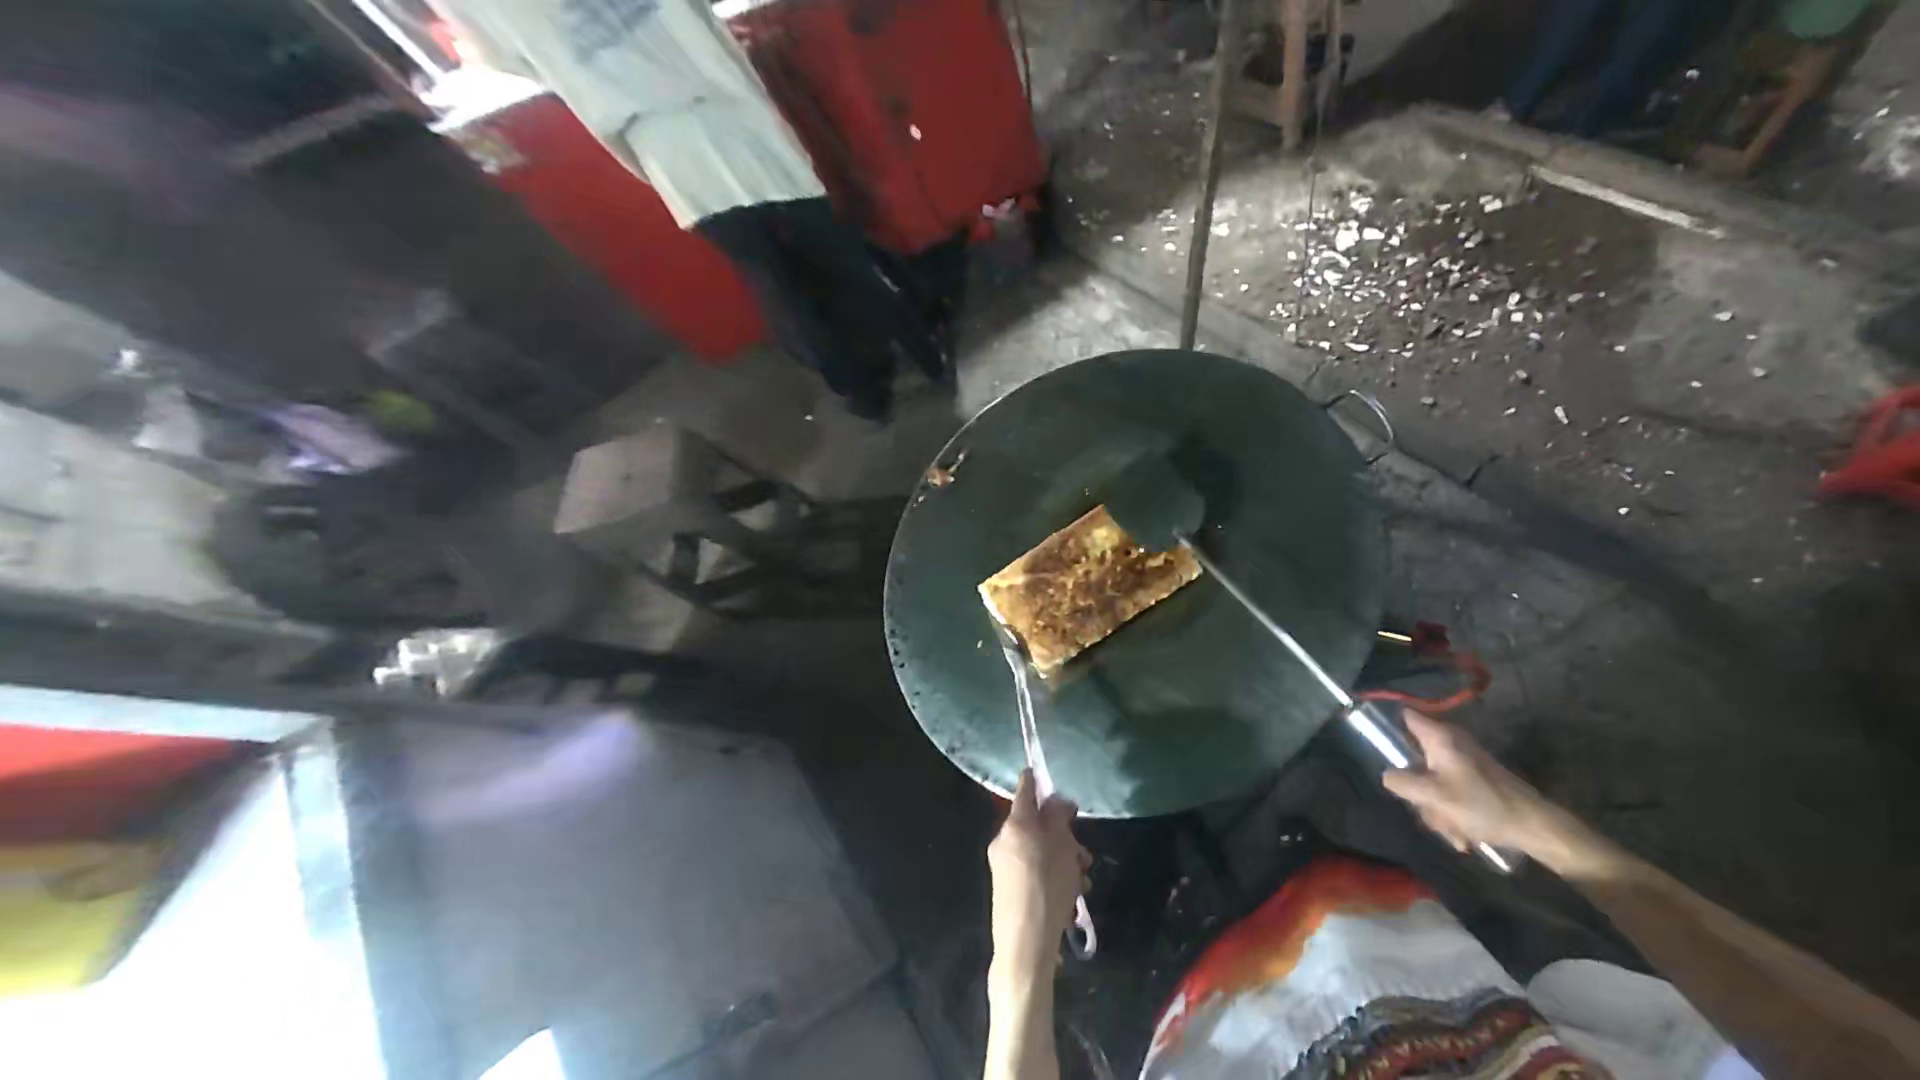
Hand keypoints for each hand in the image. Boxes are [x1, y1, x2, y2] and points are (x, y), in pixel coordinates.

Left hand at [988, 770, 1089, 979]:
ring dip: (1063, 860)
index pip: (1025, 789)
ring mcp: (1003, 865)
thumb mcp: (1062, 848)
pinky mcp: (1008, 888)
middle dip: (1063, 836)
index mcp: (1015, 824)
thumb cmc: (1047, 889)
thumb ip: (1059, 818)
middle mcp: (1004, 840)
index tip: (1045, 775)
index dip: (1037, 780)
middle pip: (1036, 824)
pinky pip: (1034, 870)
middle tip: (1083, 855)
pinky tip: (1071, 899)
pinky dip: (1052, 877)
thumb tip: (1057, 800)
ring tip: (1083, 882)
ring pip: (1039, 850)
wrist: (1024, 946)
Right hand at [1382, 711, 1619, 878]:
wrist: (1538, 829)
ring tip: (1448, 827)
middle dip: (1415, 784)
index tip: (1378, 747)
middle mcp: (1451, 743)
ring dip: (1433, 804)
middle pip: (1414, 755)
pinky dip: (1450, 809)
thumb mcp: (1432, 796)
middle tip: (1423, 806)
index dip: (1389, 726)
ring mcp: (1465, 761)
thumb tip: (1388, 775)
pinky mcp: (1477, 780)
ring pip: (1431, 777)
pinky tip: (1461, 832)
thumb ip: (1400, 781)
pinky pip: (1450, 790)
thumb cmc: (1483, 806)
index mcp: (1440, 738)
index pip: (1405, 716)